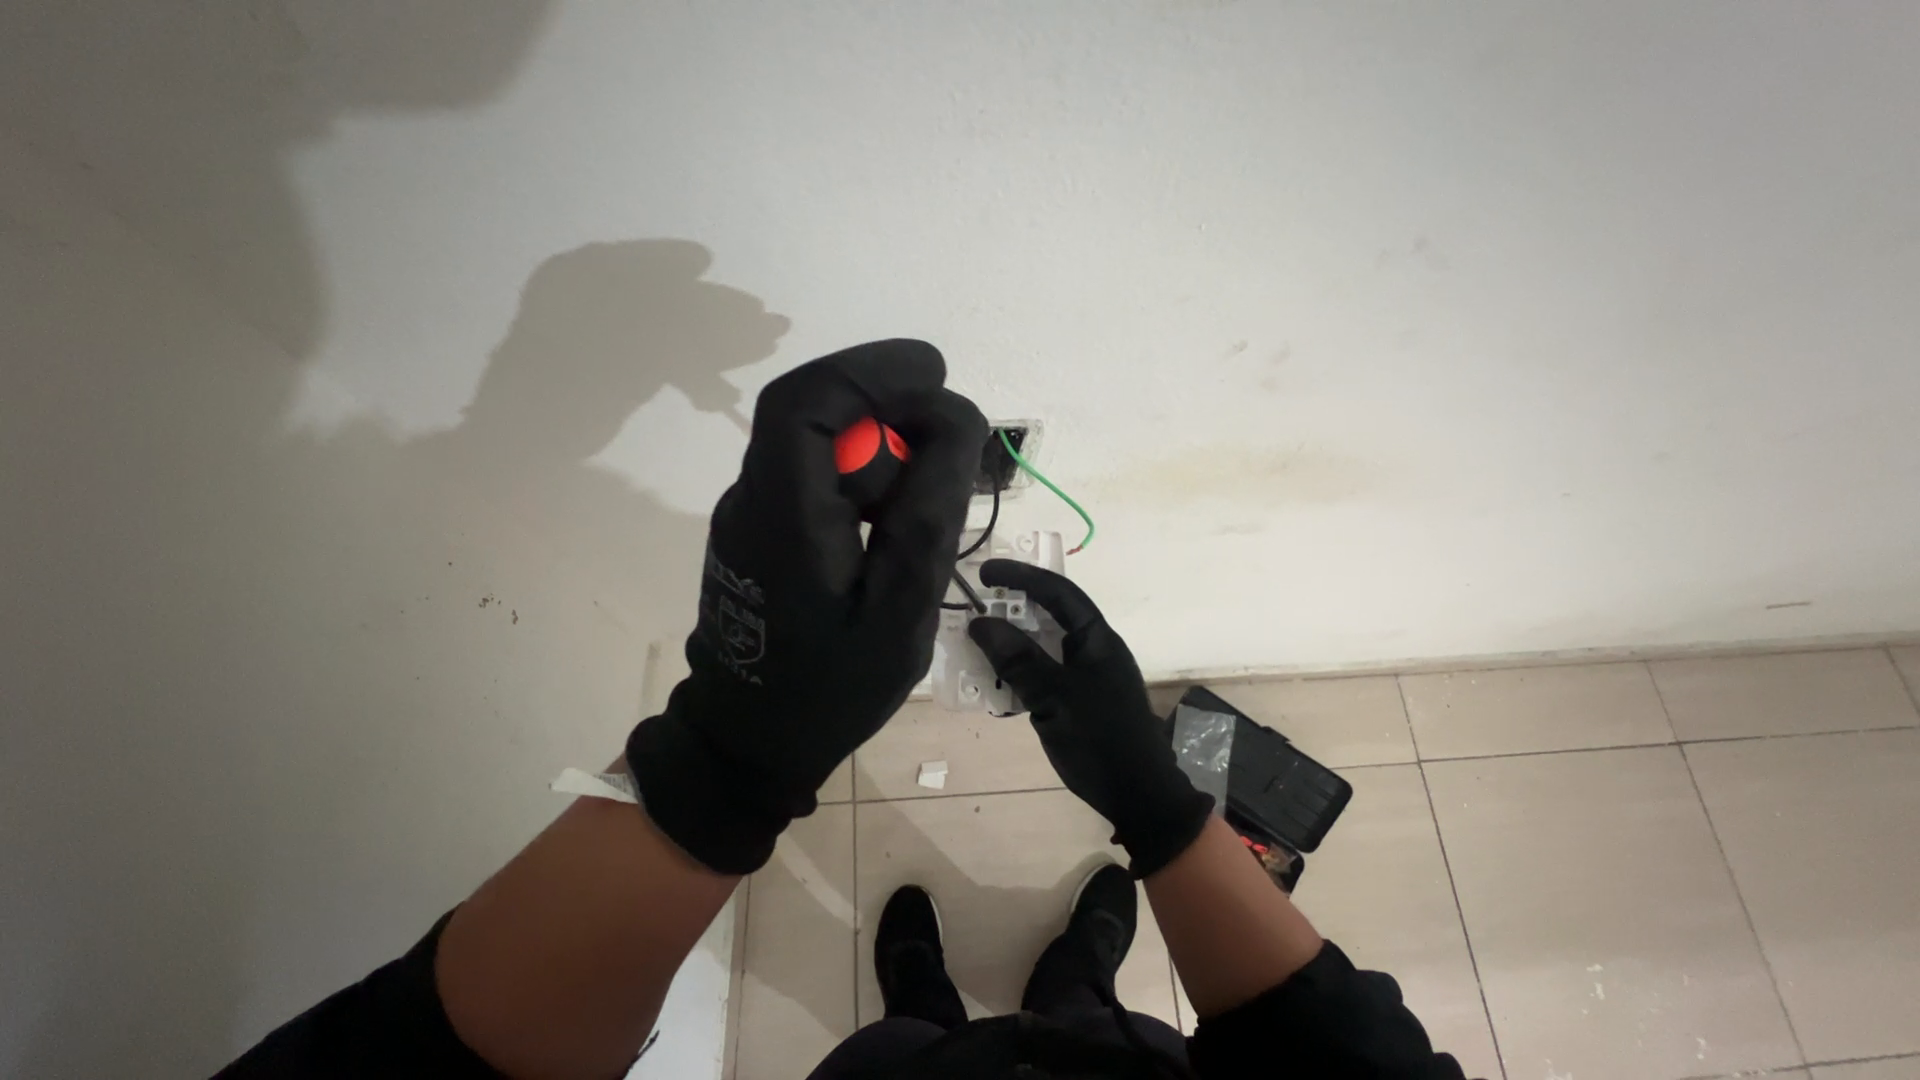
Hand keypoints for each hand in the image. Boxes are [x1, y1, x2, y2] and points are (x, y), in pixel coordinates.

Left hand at [628, 340, 986, 872]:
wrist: (749, 739)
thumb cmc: (829, 690)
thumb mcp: (900, 615)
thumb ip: (929, 517)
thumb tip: (955, 425)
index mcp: (782, 516)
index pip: (805, 402)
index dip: (871, 371)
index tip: (935, 374)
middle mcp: (753, 498)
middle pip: (815, 411)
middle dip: (890, 407)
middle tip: (952, 445)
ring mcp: (751, 511)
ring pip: (817, 440)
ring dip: (882, 442)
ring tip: (934, 487)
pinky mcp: (762, 527)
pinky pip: (815, 473)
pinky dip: (863, 473)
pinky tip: (896, 513)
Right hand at [967, 561, 1213, 876]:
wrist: (1138, 796)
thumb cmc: (1101, 740)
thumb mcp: (1055, 698)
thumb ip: (1019, 659)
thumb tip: (980, 622)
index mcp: (1097, 639)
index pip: (1058, 592)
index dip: (1022, 577)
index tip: (985, 572)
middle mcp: (1093, 651)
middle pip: (1050, 616)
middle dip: (1012, 608)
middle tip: (975, 605)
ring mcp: (1086, 677)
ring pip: (1043, 647)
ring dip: (1011, 642)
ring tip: (976, 642)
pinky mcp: (1077, 702)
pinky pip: (1042, 675)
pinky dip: (1017, 672)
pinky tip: (993, 681)